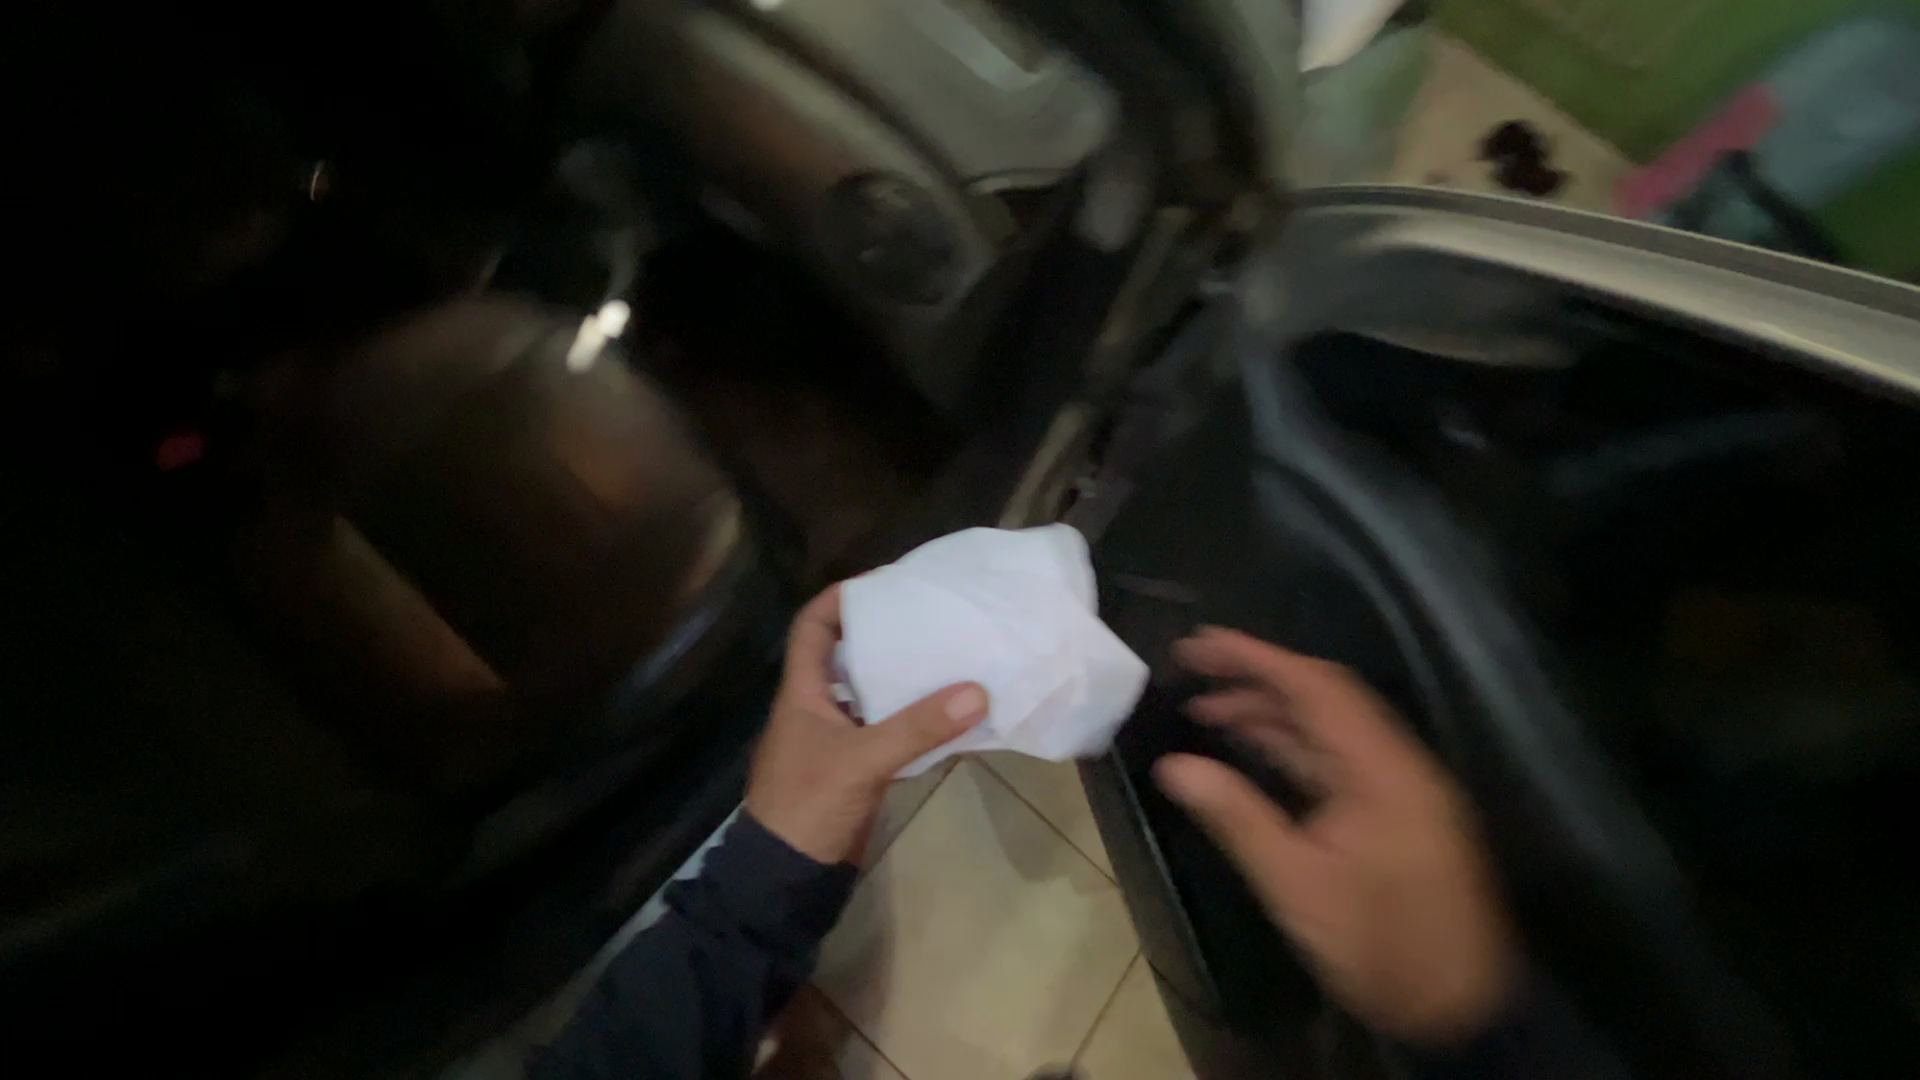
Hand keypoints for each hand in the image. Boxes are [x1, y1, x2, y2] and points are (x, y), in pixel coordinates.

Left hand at [746, 585, 988, 864]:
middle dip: (885, 633)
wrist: (788, 878)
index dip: (840, 599)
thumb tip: (977, 691)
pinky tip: (950, 712)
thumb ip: (916, 728)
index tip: (885, 584)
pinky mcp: (858, 766)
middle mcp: (820, 706)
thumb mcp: (860, 762)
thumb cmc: (808, 805)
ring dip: (905, 676)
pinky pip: (889, 728)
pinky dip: (915, 718)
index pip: (813, 626)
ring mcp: (838, 737)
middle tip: (931, 615)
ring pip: (873, 692)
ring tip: (949, 654)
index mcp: (803, 692)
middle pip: (849, 653)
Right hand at [1153, 628, 1520, 1044]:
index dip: (1255, 657)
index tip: (1201, 644)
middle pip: (1320, 697)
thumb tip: (1173, 767)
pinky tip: (1247, 746)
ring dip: (1267, 711)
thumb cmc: (1380, 946)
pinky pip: (1330, 757)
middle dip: (1254, 676)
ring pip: (1323, 727)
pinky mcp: (1387, 810)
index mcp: (1379, 769)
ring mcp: (1393, 786)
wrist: (1461, 1012)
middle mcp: (1392, 763)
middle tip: (1194, 669)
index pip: (1314, 688)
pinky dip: (1285, 743)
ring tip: (1205, 710)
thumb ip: (1235, 816)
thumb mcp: (1297, 884)